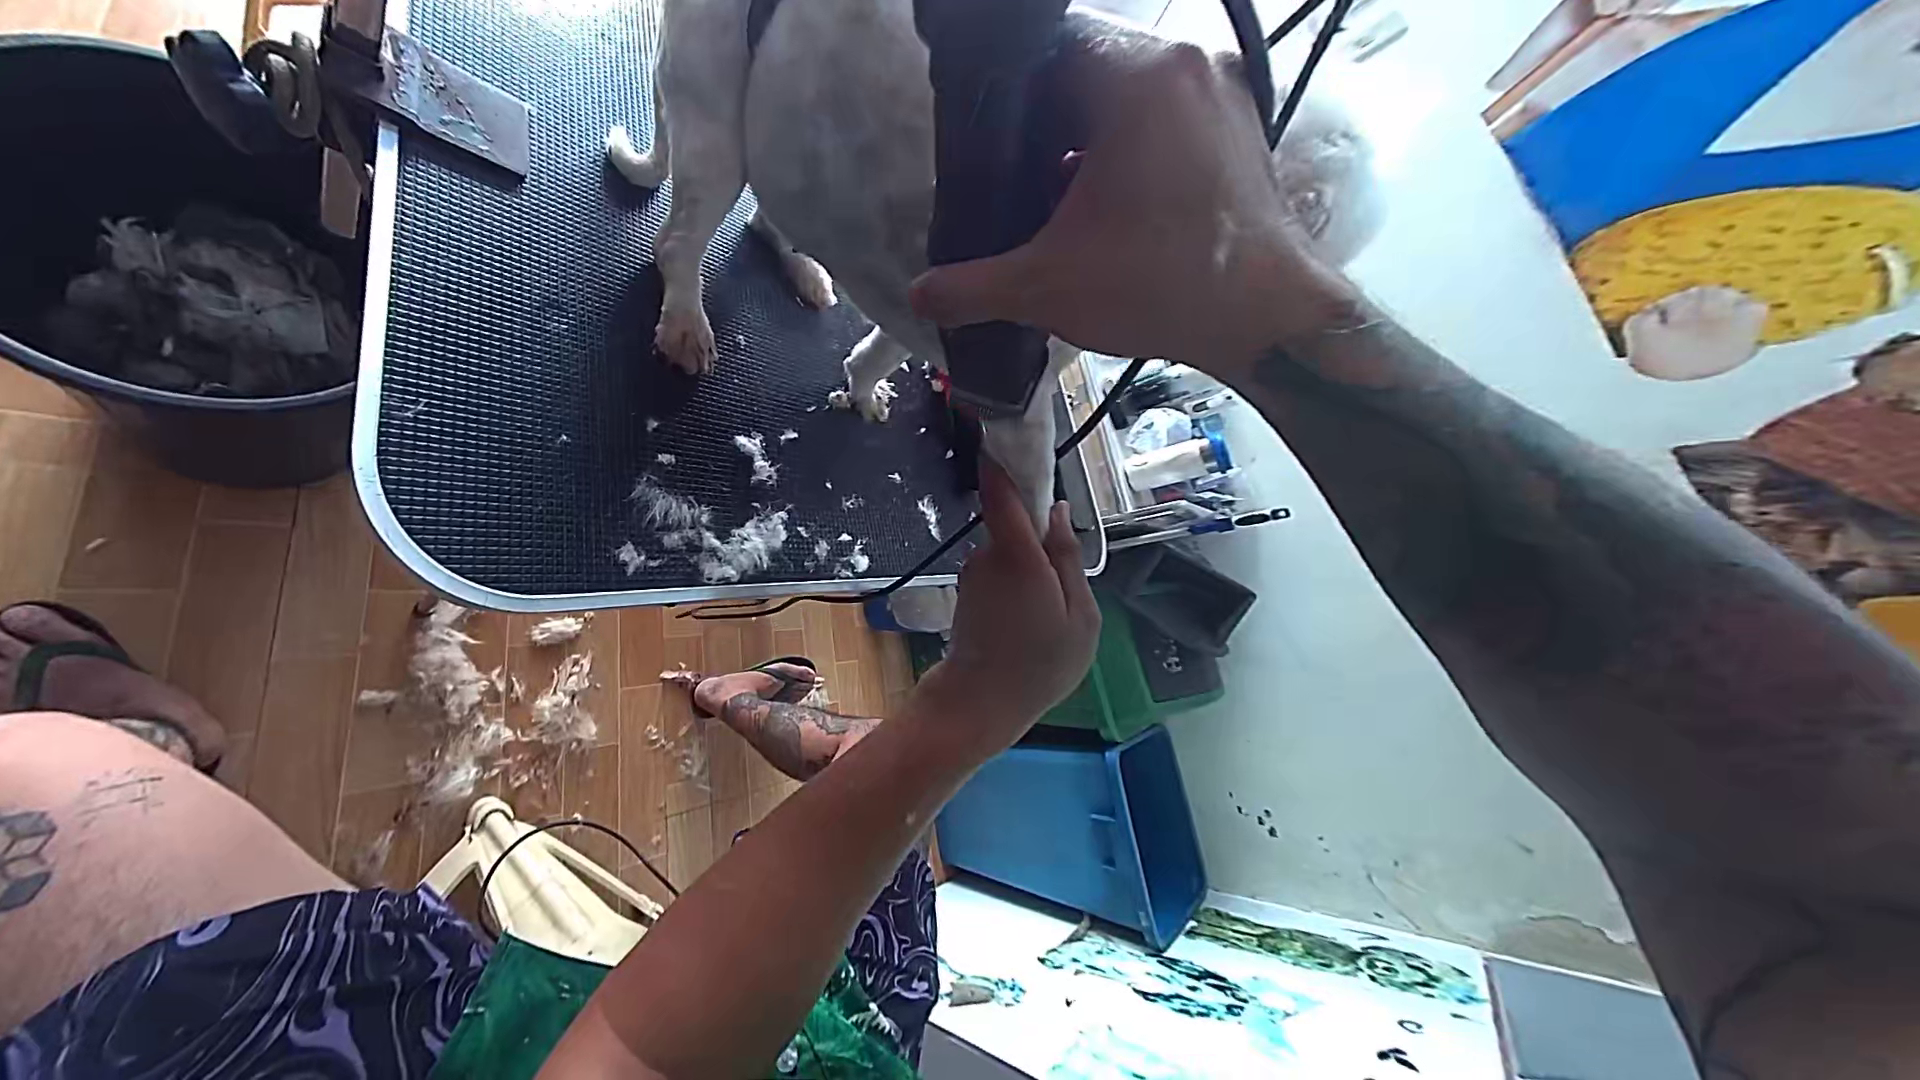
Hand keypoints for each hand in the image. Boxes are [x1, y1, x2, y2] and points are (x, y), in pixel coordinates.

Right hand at [908, 18, 1360, 374]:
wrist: (1263, 320)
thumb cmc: (1156, 288)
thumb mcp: (1046, 289)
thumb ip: (972, 288)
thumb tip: (918, 295)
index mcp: (1134, 80)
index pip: (1049, 46)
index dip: (1009, 96)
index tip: (991, 145)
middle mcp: (1184, 67)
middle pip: (1089, 70)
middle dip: (1047, 124)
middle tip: (1020, 180)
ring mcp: (1220, 96)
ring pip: (1131, 97)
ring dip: (1089, 141)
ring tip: (1061, 201)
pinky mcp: (1238, 133)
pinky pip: (1168, 121)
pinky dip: (1132, 153)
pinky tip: (1113, 209)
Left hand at [922, 461, 1099, 743]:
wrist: (981, 702)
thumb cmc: (1040, 663)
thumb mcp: (1079, 615)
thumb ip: (1068, 557)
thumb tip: (1060, 512)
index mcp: (1017, 554)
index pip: (1002, 490)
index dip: (1005, 460)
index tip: (1010, 434)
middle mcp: (987, 553)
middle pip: (1014, 521)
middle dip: (1038, 538)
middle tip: (1061, 582)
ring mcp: (972, 571)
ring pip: (1007, 549)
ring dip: (1027, 567)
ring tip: (1043, 612)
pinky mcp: (966, 588)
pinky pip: (997, 570)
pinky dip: (1013, 583)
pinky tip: (1023, 619)